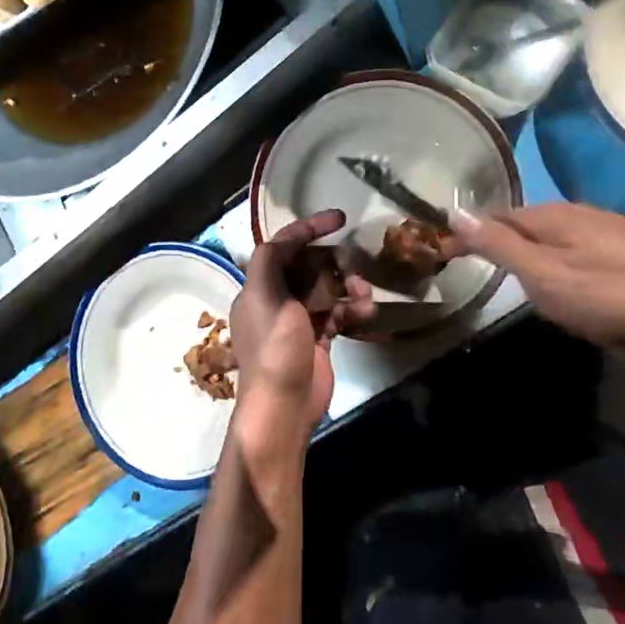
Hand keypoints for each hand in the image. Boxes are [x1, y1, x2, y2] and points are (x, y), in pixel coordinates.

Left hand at [229, 210, 373, 440]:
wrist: (285, 405)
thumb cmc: (274, 349)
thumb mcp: (265, 299)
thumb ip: (269, 262)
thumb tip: (284, 239)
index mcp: (258, 287)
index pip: (282, 246)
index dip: (308, 228)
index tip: (339, 218)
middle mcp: (276, 299)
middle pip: (309, 266)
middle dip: (336, 263)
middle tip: (357, 267)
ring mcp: (298, 320)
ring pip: (327, 289)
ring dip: (348, 288)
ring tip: (364, 297)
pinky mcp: (317, 338)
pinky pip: (337, 313)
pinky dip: (351, 310)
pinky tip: (366, 314)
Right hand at [447, 203, 624, 345]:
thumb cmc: (614, 293)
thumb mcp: (543, 275)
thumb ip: (498, 245)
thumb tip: (454, 210)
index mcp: (547, 216)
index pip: (491, 219)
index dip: (466, 238)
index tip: (443, 258)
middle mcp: (575, 213)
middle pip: (524, 229)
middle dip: (504, 252)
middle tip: (491, 285)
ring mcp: (607, 229)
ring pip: (555, 244)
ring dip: (538, 266)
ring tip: (536, 298)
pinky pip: (583, 257)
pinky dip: (570, 275)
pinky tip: (586, 301)